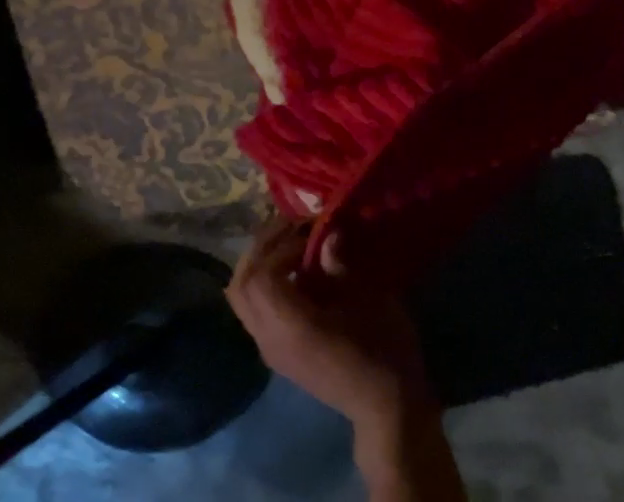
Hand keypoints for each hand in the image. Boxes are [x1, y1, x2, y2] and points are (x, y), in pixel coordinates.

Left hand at [227, 219, 433, 436]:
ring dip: (260, 266)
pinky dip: (267, 284)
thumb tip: (328, 234)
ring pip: (241, 300)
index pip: (260, 277)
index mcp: (289, 325)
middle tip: (292, 225)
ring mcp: (267, 348)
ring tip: (292, 245)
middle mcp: (266, 337)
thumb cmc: (384, 345)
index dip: (281, 246)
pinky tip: (299, 274)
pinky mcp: (276, 352)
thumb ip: (341, 268)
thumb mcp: (371, 299)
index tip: (314, 229)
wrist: (382, 398)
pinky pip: (255, 311)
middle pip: (240, 286)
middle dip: (261, 250)